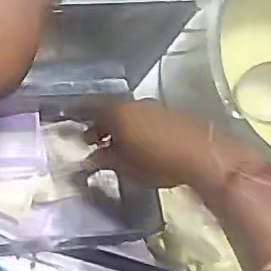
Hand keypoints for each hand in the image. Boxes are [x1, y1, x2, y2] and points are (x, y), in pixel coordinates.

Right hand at [88, 99, 270, 199]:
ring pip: (127, 114)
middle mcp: (134, 104)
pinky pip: (143, 119)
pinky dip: (134, 128)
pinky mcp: (171, 116)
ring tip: (112, 145)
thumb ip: (105, 160)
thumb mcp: (125, 167)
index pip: (89, 107)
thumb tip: (90, 160)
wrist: (203, 155)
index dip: (77, 114)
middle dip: (98, 124)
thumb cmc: (158, 162)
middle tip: (88, 139)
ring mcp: (154, 107)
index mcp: (118, 112)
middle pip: (109, 110)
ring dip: (117, 127)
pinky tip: (135, 144)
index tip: (67, 120)